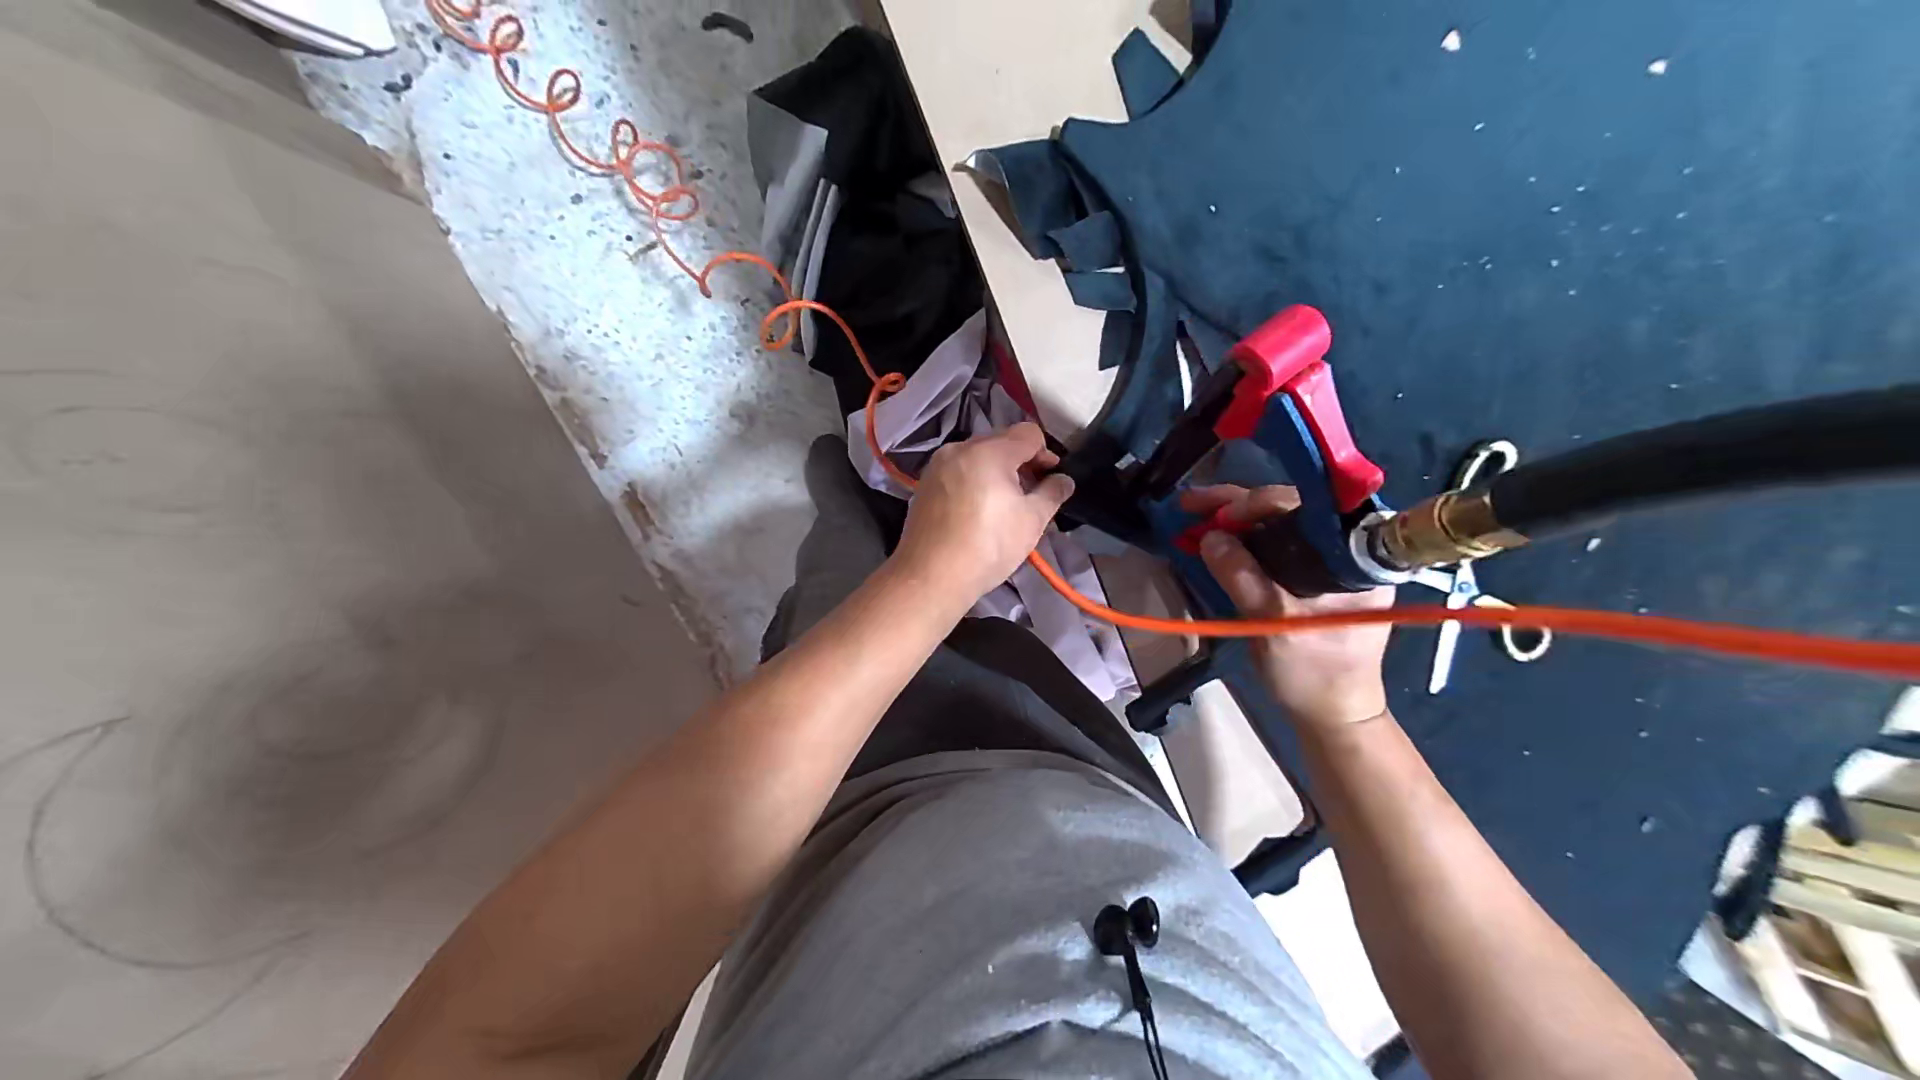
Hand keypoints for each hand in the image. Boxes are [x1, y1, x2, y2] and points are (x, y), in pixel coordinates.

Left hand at [895, 423, 1075, 602]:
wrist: (931, 576)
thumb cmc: (988, 546)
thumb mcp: (1032, 520)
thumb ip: (1052, 493)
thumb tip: (1064, 480)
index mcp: (989, 451)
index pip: (1028, 433)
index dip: (1046, 453)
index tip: (1051, 477)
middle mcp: (959, 449)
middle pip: (1000, 442)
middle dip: (1020, 462)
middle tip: (1031, 493)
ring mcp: (937, 466)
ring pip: (977, 457)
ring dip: (996, 472)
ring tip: (1005, 504)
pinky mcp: (924, 486)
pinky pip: (957, 472)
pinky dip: (974, 481)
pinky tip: (978, 510)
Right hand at [1185, 485, 1395, 730]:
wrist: (1328, 713)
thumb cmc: (1315, 674)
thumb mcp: (1277, 625)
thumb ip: (1245, 579)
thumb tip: (1210, 537)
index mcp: (1354, 559)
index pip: (1310, 508)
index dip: (1264, 503)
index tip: (1225, 515)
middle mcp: (1340, 551)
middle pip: (1287, 510)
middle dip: (1236, 504)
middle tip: (1190, 502)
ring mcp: (1318, 562)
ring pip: (1272, 524)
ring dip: (1229, 517)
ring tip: (1190, 511)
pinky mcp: (1298, 574)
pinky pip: (1266, 545)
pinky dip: (1234, 539)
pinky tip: (1205, 535)